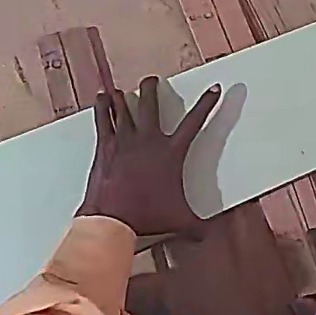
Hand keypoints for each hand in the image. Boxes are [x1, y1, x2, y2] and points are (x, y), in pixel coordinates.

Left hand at [78, 75, 221, 236]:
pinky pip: (104, 119)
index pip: (195, 122)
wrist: (114, 219)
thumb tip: (206, 235)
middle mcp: (148, 140)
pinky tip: (101, 98)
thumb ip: (196, 226)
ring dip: (124, 98)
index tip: (213, 89)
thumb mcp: (179, 220)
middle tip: (151, 80)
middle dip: (152, 89)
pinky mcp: (106, 146)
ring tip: (123, 91)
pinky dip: (103, 107)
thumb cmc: (147, 216)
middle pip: (151, 105)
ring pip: (125, 109)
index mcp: (170, 152)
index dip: (207, 104)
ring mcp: (125, 140)